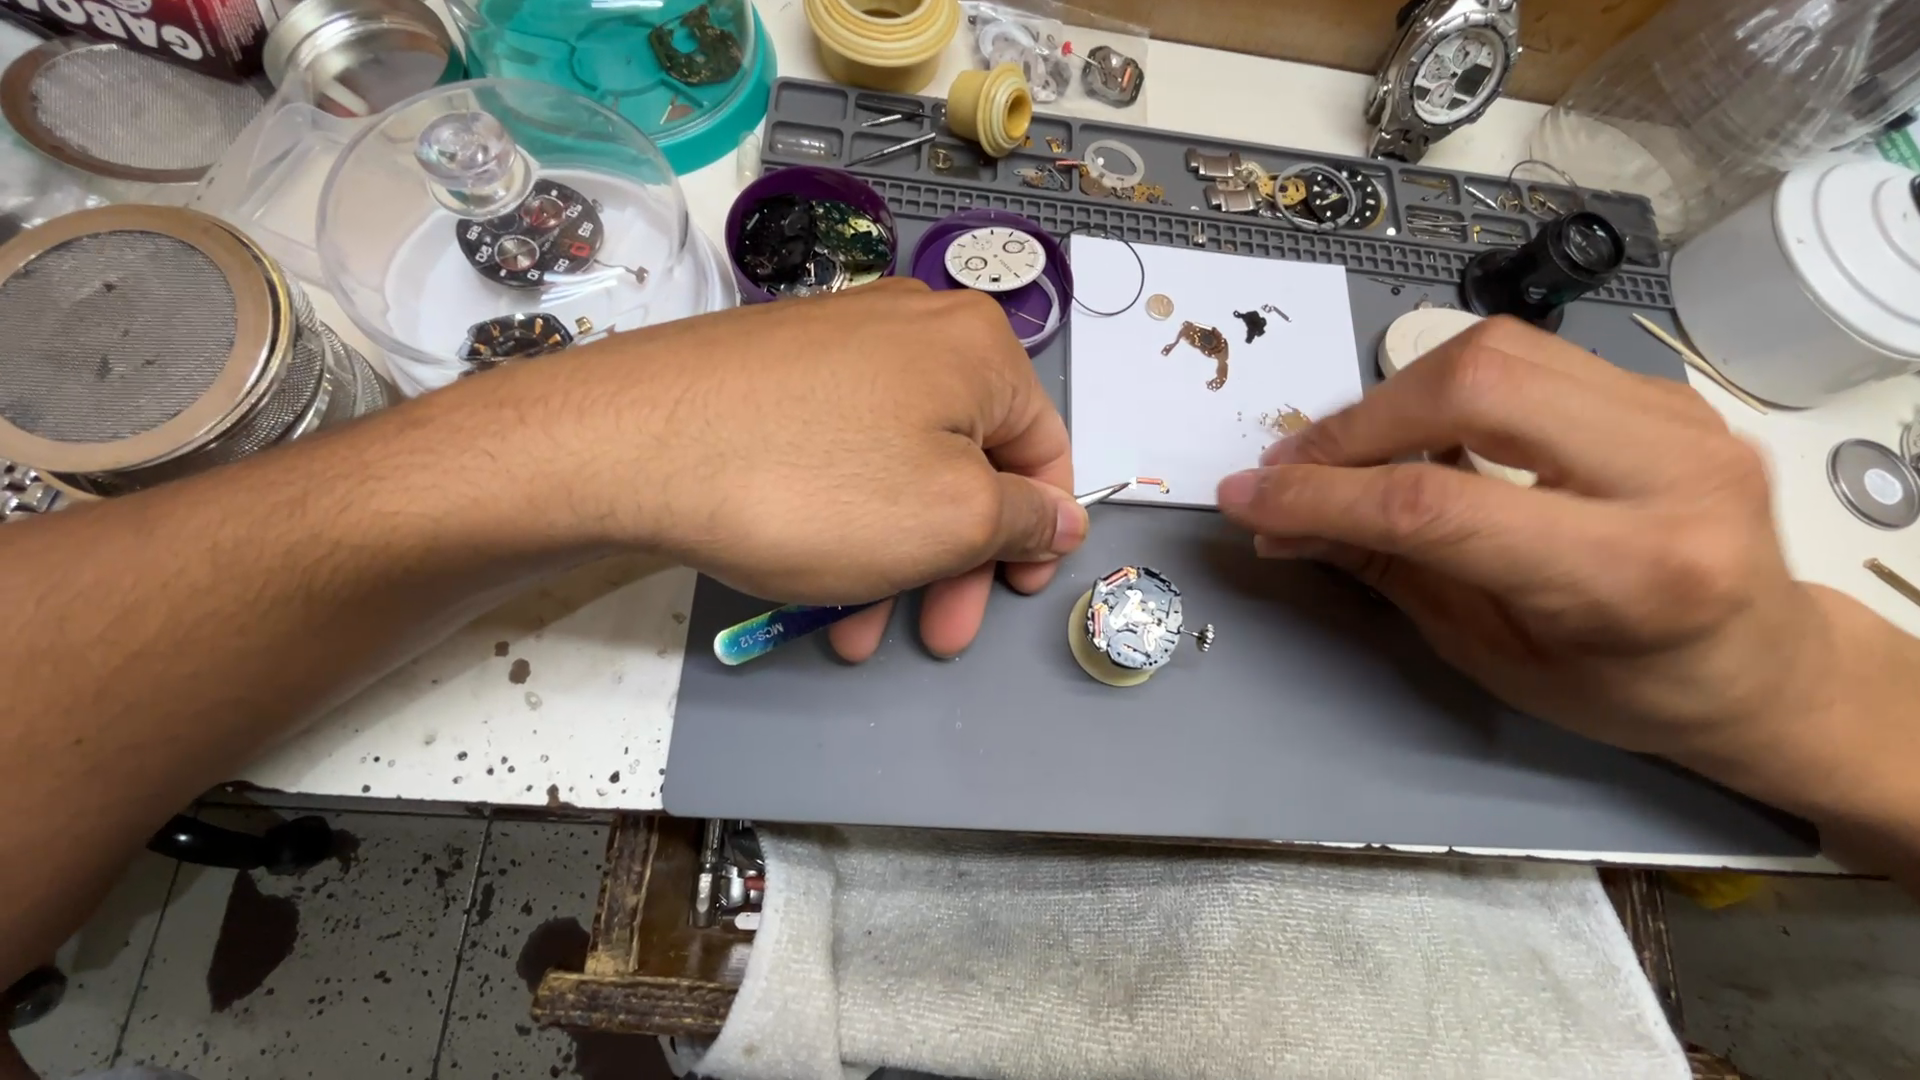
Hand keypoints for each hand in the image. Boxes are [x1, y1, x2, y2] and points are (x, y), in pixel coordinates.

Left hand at [500, 278, 1084, 660]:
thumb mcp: (953, 519)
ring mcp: (841, 349)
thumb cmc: (820, 486)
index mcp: (979, 350)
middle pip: (967, 466)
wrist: (630, 446)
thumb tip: (1065, 519)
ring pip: (900, 470)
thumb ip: (1026, 520)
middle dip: (957, 562)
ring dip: (896, 558)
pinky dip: (849, 521)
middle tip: (938, 632)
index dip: (1040, 531)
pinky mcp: (781, 373)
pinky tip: (821, 582)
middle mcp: (916, 332)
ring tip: (860, 627)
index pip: (1044, 449)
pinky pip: (844, 455)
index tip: (1010, 593)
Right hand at [1212, 317, 1833, 778]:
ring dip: (1387, 398)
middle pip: (1473, 389)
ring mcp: (1675, 414)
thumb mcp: (1480, 646)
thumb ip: (1381, 568)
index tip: (1245, 496)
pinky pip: (1520, 357)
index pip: (1435, 507)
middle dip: (1356, 425)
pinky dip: (1435, 388)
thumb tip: (1278, 524)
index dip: (1320, 496)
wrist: (1759, 663)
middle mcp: (1669, 472)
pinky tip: (1408, 434)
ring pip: (1493, 353)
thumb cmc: (1617, 686)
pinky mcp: (1657, 390)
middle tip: (1291, 468)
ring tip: (1339, 452)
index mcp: (1627, 573)